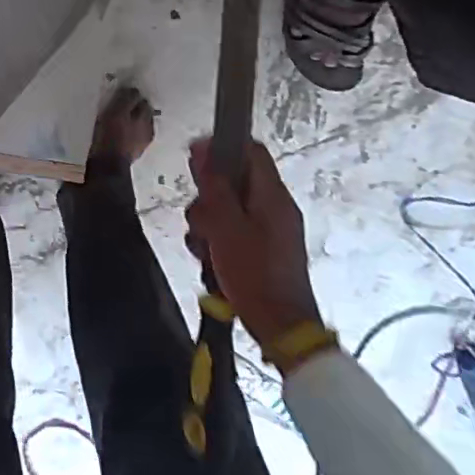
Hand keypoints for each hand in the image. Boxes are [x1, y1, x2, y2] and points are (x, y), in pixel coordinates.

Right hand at [184, 138, 322, 359]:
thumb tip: (202, 149)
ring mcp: (269, 229)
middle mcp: (274, 207)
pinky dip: (215, 238)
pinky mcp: (261, 248)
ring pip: (227, 206)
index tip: (194, 161)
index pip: (251, 150)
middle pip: (233, 180)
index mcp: (272, 196)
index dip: (220, 147)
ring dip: (207, 221)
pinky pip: (231, 228)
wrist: (280, 327)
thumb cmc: (253, 272)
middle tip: (199, 215)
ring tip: (203, 244)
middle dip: (208, 195)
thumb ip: (213, 186)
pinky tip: (208, 257)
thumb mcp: (225, 225)